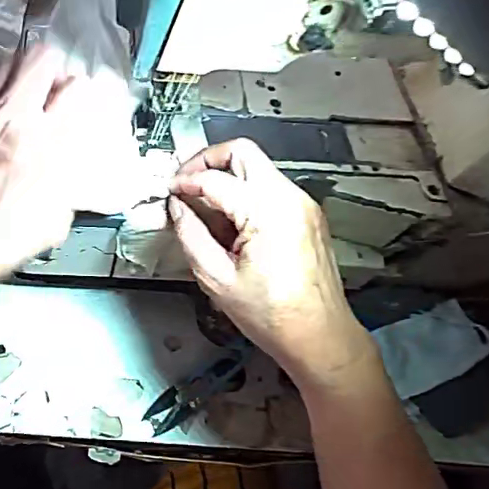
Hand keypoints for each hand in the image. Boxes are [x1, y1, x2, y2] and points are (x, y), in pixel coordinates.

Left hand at [0, 44, 93, 299]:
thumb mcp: (54, 219)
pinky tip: (1, 99)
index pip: (78, 89)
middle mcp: (15, 116)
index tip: (90, 102)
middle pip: (42, 58)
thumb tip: (74, 167)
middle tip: (57, 89)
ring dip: (24, 70)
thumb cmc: (2, 239)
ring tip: (29, 90)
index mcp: (46, 144)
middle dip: (56, 69)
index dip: (88, 92)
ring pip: (9, 60)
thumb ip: (69, 182)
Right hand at [167, 138, 374, 385]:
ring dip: (226, 179)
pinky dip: (244, 194)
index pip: (214, 179)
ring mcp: (302, 205)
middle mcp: (290, 200)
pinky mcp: (306, 216)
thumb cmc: (277, 316)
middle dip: (207, 161)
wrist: (319, 336)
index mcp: (267, 212)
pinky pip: (269, 189)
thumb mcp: (216, 278)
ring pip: (256, 168)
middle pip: (242, 152)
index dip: (184, 182)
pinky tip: (227, 223)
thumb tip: (177, 209)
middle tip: (184, 181)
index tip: (170, 191)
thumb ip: (190, 235)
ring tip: (202, 209)